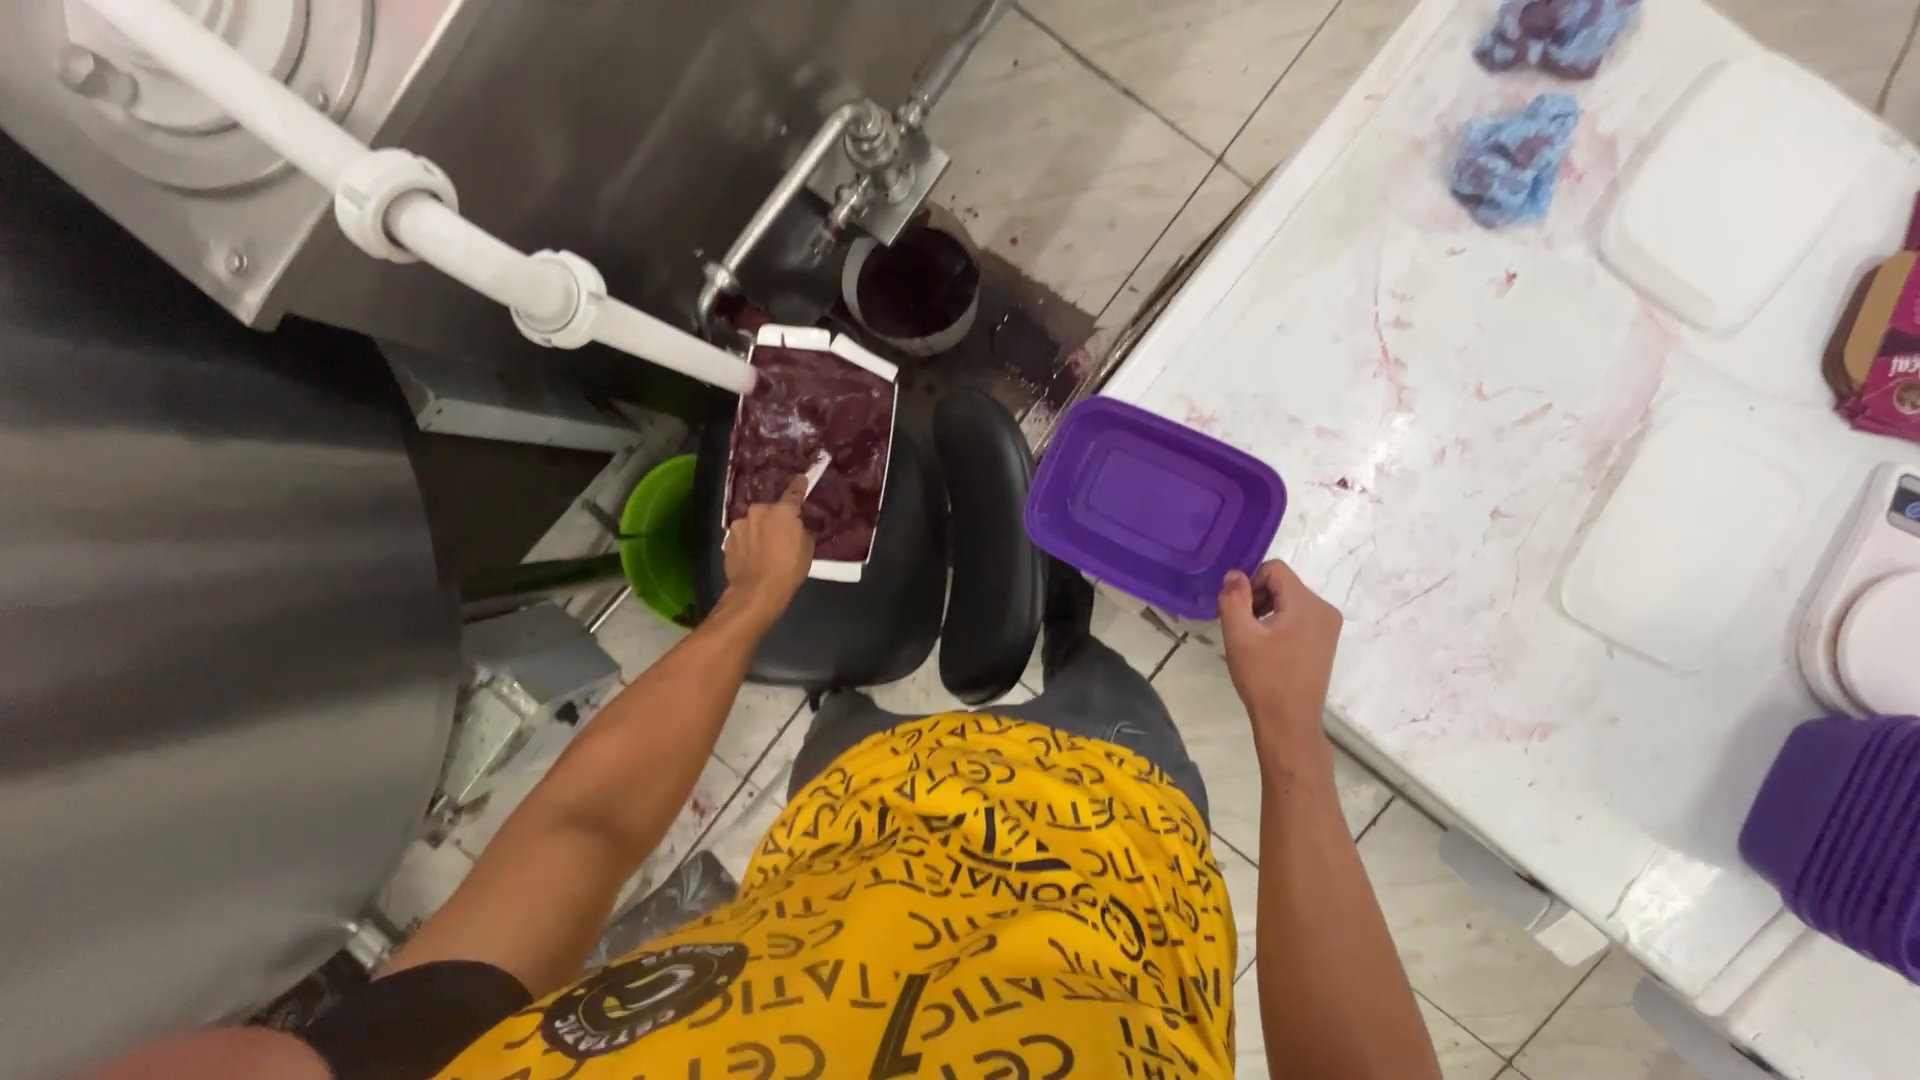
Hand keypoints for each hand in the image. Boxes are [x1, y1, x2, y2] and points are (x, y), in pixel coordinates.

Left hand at [722, 475, 813, 626]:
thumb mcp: (807, 549)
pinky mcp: (727, 539)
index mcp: (782, 511)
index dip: (799, 486)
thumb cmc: (788, 569)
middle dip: (775, 519)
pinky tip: (752, 557)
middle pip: (770, 511)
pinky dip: (748, 543)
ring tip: (764, 551)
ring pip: (754, 523)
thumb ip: (802, 531)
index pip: (793, 492)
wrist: (756, 591)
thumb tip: (798, 527)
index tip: (801, 479)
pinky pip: (742, 536)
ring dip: (759, 531)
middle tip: (781, 537)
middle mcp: (758, 511)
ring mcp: (740, 525)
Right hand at [1218, 560, 1342, 752]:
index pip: (1274, 569)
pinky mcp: (1324, 641)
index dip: (1250, 583)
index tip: (1239, 611)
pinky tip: (1268, 649)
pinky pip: (1298, 617)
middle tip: (1242, 628)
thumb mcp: (1240, 635)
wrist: (1289, 722)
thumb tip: (1234, 575)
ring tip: (1254, 640)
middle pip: (1283, 584)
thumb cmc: (1263, 677)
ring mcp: (1328, 626)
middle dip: (1257, 598)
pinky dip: (1279, 623)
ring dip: (1266, 611)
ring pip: (1289, 600)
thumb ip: (1233, 598)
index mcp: (1308, 604)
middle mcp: (1324, 609)